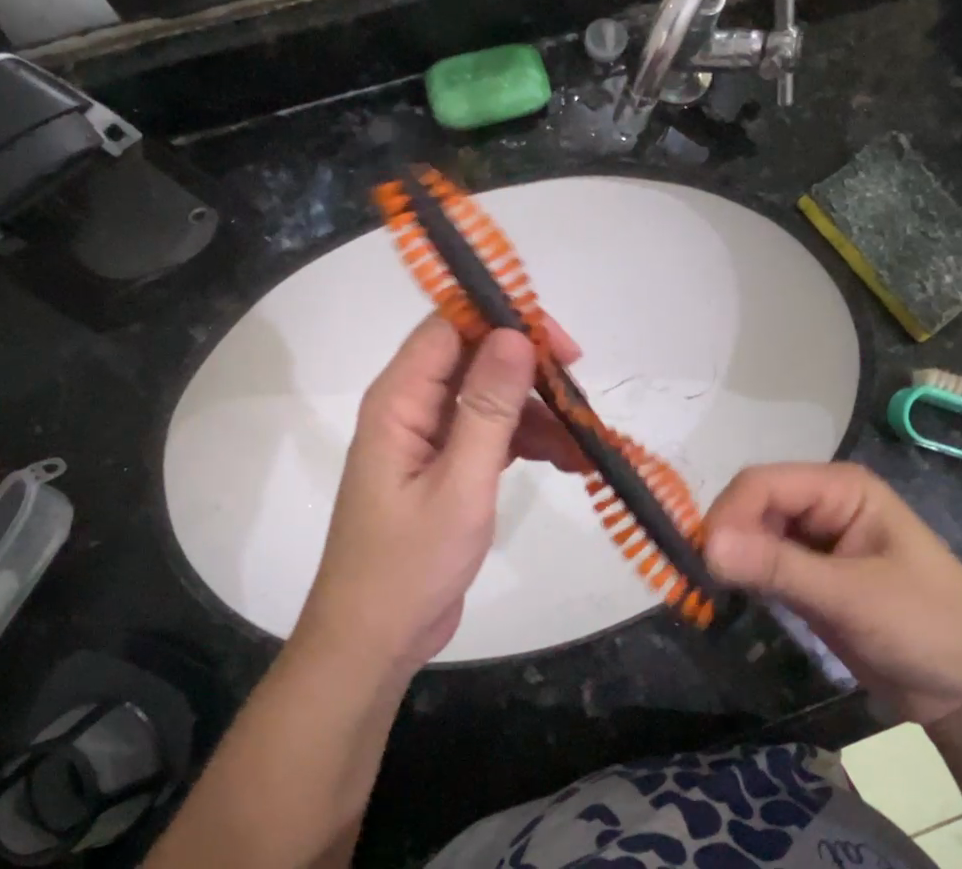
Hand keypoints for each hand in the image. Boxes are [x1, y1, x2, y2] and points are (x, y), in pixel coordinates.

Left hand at [296, 315, 585, 673]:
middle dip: (530, 370)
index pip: (449, 327)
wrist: (374, 639)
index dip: (504, 322)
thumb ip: (488, 408)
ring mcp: (426, 438)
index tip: (559, 345)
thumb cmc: (410, 564)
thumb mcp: (460, 485)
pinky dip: (527, 442)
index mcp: (398, 400)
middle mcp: (409, 407)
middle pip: (474, 358)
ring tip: (587, 445)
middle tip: (581, 393)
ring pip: (488, 398)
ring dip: (538, 413)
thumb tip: (515, 335)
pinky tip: (569, 462)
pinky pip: (489, 434)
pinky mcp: (442, 468)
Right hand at [704, 463, 961, 725]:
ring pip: (752, 536)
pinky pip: (763, 566)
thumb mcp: (853, 597)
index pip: (762, 484)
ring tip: (709, 592)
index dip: (728, 514)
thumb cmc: (929, 628)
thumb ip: (778, 568)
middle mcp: (825, 506)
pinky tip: (730, 599)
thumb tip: (705, 546)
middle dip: (725, 537)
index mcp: (842, 489)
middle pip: (752, 506)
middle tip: (703, 582)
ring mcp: (817, 544)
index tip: (704, 561)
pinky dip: (744, 579)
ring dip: (731, 559)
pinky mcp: (811, 580)